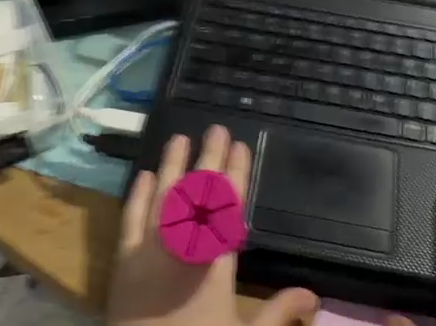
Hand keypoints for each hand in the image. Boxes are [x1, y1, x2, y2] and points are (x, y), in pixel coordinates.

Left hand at [109, 124, 318, 325]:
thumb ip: (278, 312)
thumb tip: (314, 294)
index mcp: (214, 263)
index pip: (229, 207)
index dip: (236, 174)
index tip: (241, 145)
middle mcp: (183, 247)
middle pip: (198, 193)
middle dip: (209, 158)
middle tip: (216, 128)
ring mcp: (149, 251)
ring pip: (163, 197)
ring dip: (173, 165)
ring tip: (180, 138)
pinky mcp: (121, 263)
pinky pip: (130, 220)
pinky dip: (138, 196)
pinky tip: (145, 175)